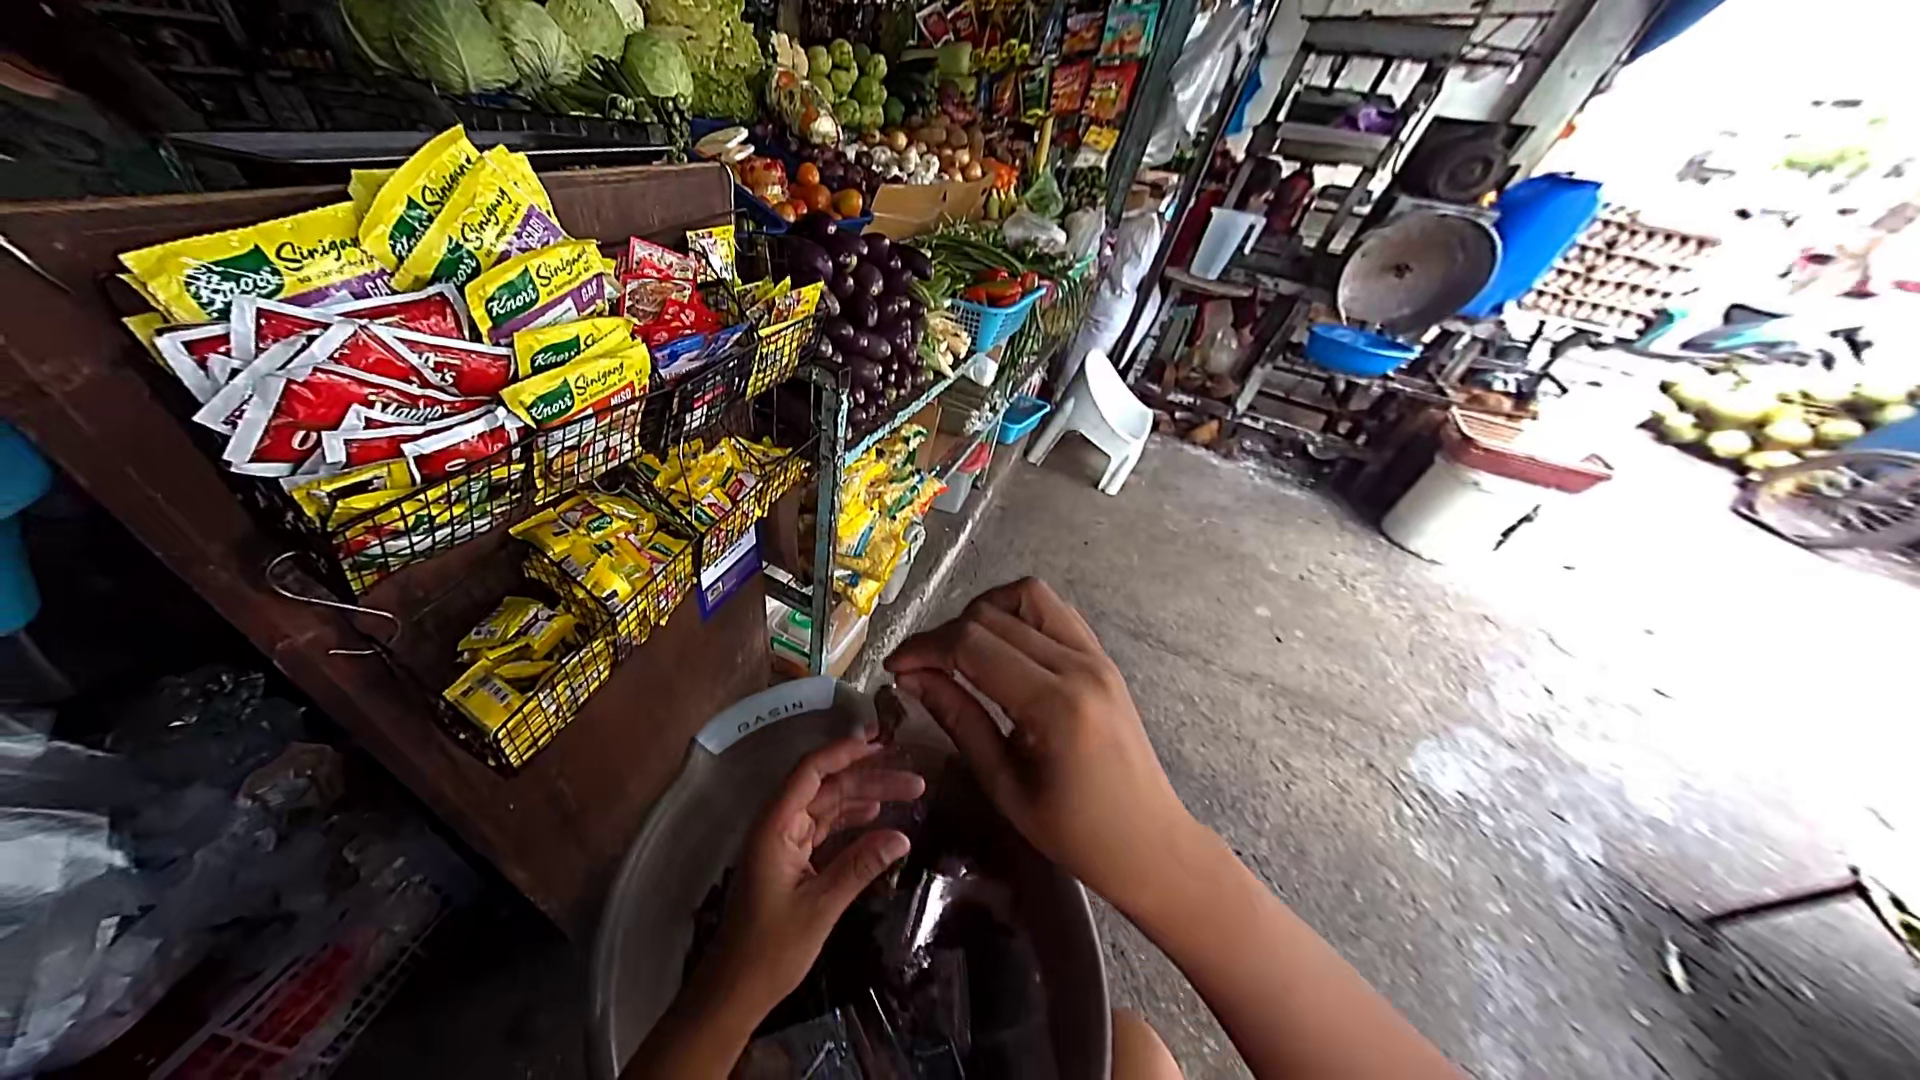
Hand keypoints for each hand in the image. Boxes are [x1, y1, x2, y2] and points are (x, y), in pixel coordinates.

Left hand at [702, 735, 923, 1014]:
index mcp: (775, 826)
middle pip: (828, 786)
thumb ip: (860, 866)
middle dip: (870, 778)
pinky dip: (853, 817)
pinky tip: (878, 814)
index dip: (844, 752)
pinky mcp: (793, 857)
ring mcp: (786, 840)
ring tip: (907, 792)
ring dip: (866, 796)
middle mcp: (779, 824)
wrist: (734, 991)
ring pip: (830, 804)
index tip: (879, 742)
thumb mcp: (820, 907)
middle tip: (913, 779)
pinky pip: (827, 825)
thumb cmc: (769, 950)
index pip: (810, 772)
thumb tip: (903, 837)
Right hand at [884, 577, 1196, 912]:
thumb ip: (958, 719)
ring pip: (1027, 595)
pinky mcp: (1102, 656)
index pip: (973, 645)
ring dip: (983, 612)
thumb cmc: (1075, 831)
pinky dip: (1017, 615)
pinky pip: (1053, 611)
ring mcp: (1096, 655)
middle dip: (944, 634)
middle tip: (920, 668)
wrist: (1148, 840)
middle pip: (993, 616)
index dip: (924, 648)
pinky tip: (999, 647)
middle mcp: (1079, 665)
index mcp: (1055, 705)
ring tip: (960, 650)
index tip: (896, 666)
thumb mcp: (1003, 783)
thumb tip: (911, 678)